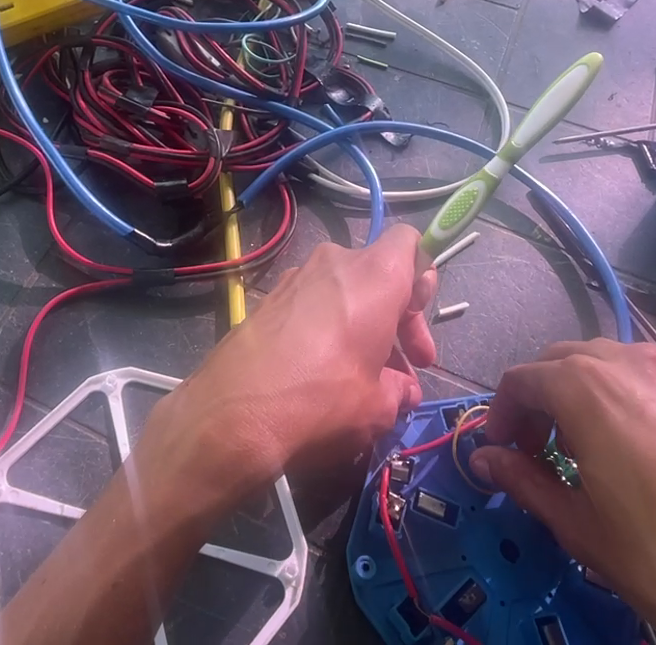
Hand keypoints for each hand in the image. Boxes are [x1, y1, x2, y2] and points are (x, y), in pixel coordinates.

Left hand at [146, 224, 437, 495]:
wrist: (232, 414)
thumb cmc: (321, 401)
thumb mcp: (378, 406)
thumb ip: (398, 389)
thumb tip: (400, 389)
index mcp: (373, 276)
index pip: (409, 241)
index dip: (422, 274)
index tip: (418, 318)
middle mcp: (334, 263)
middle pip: (378, 273)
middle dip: (396, 318)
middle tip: (405, 369)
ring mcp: (296, 278)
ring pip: (345, 291)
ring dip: (362, 327)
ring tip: (365, 382)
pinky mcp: (268, 299)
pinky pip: (313, 303)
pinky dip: (328, 329)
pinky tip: (325, 375)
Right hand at [469, 341, 655, 644]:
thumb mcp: (582, 529)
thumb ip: (525, 482)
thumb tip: (486, 461)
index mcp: (587, 389)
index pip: (522, 379)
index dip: (500, 413)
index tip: (500, 450)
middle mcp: (634, 365)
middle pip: (566, 360)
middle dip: (541, 397)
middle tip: (539, 448)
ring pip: (616, 364)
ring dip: (588, 393)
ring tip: (593, 448)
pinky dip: (637, 405)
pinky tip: (652, 456)